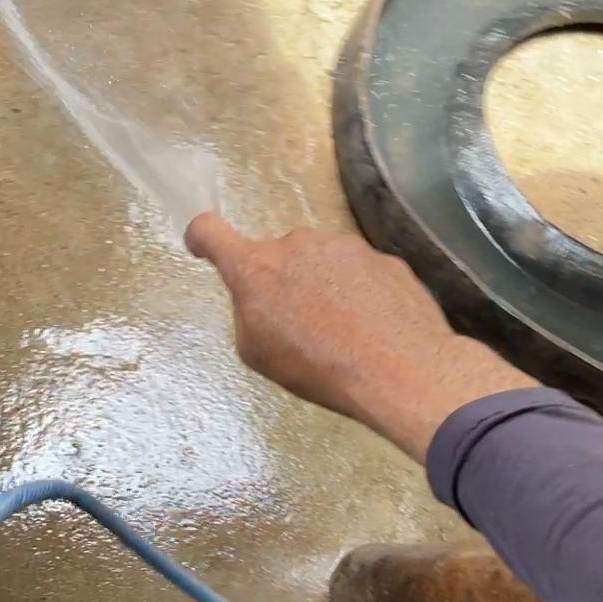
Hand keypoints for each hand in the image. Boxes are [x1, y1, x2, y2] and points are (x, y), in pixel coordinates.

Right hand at [185, 214, 534, 460]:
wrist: (401, 370)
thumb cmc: (315, 366)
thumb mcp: (257, 352)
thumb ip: (250, 313)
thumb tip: (264, 300)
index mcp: (256, 268)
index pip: (211, 232)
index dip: (201, 237)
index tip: (203, 247)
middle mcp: (297, 245)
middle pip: (275, 258)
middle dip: (280, 284)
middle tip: (297, 326)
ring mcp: (345, 247)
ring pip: (319, 263)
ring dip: (320, 288)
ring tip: (341, 332)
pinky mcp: (384, 259)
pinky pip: (357, 273)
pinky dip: (356, 294)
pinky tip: (371, 329)